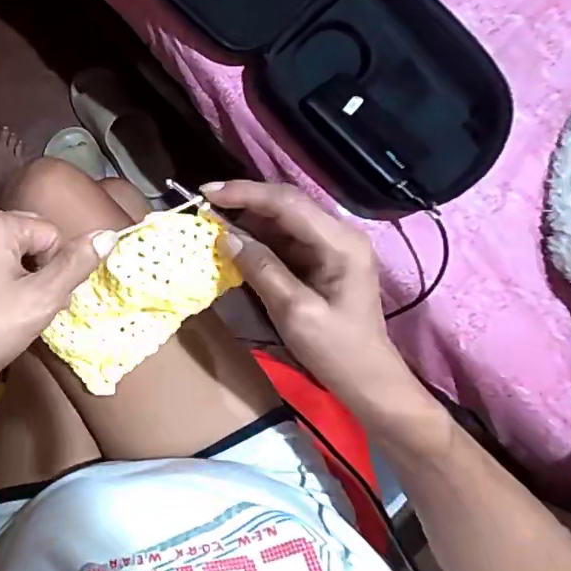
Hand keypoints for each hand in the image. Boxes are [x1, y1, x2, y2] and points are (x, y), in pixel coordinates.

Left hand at [0, 210, 109, 405]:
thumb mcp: (41, 300)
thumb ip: (76, 264)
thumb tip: (108, 234)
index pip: (50, 234)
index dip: (55, 270)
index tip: (42, 303)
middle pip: (24, 236)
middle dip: (36, 268)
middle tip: (29, 308)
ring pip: (1, 250)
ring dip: (15, 275)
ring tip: (7, 312)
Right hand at [204, 181, 440, 427]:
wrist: (366, 377)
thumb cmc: (335, 349)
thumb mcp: (295, 312)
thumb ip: (262, 270)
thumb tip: (227, 238)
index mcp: (340, 243)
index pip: (288, 203)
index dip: (246, 194)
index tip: (207, 193)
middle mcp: (339, 234)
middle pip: (286, 203)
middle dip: (244, 200)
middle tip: (204, 203)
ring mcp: (330, 245)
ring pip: (283, 217)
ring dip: (248, 217)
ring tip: (213, 219)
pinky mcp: (320, 258)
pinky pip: (284, 236)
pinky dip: (257, 235)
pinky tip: (234, 239)